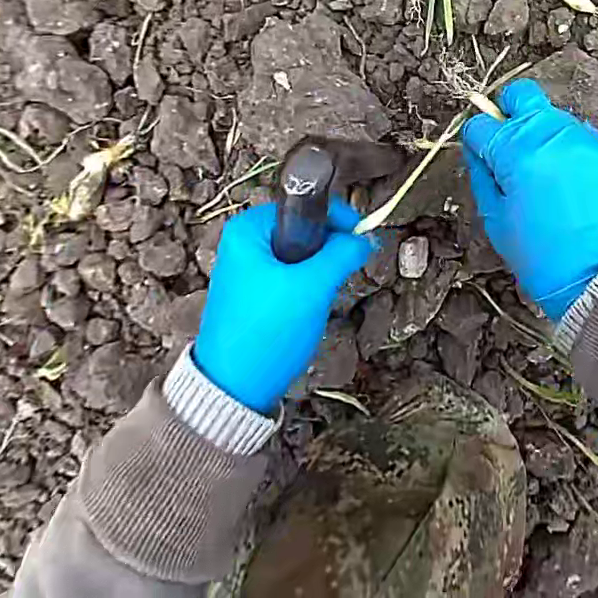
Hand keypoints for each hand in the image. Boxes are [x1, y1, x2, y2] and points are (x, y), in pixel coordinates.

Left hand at [193, 198, 373, 413]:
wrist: (231, 391)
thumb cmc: (266, 330)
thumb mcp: (313, 285)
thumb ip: (344, 252)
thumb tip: (366, 238)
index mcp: (248, 229)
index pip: (307, 206)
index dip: (339, 220)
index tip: (360, 239)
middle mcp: (244, 243)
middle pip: (307, 229)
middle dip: (331, 249)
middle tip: (343, 270)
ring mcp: (249, 269)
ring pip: (304, 254)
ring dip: (323, 270)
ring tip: (325, 292)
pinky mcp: (256, 293)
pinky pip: (295, 274)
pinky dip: (311, 284)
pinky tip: (312, 305)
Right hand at [461, 80, 597, 319]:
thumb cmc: (545, 257)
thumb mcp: (496, 221)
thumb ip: (483, 174)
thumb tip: (479, 147)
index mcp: (518, 151)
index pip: (484, 123)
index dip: (480, 138)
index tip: (486, 151)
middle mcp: (556, 134)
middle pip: (524, 96)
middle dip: (513, 115)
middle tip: (516, 147)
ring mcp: (592, 139)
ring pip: (561, 121)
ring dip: (552, 140)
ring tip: (558, 182)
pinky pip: (593, 141)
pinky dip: (584, 156)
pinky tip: (586, 188)